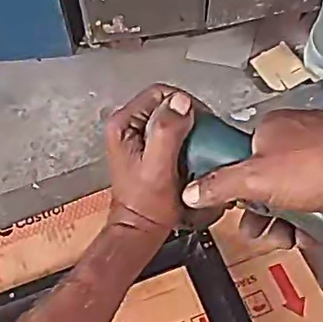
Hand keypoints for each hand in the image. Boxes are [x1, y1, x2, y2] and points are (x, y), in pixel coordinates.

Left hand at [104, 85, 199, 238]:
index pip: (160, 93)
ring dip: (189, 131)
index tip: (199, 123)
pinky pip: (173, 134)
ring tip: (196, 149)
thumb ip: (167, 131)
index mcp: (122, 125)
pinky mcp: (149, 149)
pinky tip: (190, 157)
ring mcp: (138, 138)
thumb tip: (180, 103)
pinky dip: (186, 142)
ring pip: (172, 119)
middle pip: (167, 105)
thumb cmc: (145, 205)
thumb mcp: (158, 166)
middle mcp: (127, 127)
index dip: (185, 105)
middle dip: (188, 119)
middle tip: (200, 139)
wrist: (141, 228)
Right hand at [180, 110, 322, 222]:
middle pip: (261, 183)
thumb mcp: (258, 178)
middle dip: (260, 213)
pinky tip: (315, 231)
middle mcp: (295, 139)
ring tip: (291, 235)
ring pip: (289, 198)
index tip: (227, 205)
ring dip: (286, 222)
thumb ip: (220, 185)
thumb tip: (193, 190)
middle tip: (261, 227)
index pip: (233, 157)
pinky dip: (312, 222)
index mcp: (270, 129)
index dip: (228, 186)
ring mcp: (319, 160)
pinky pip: (314, 205)